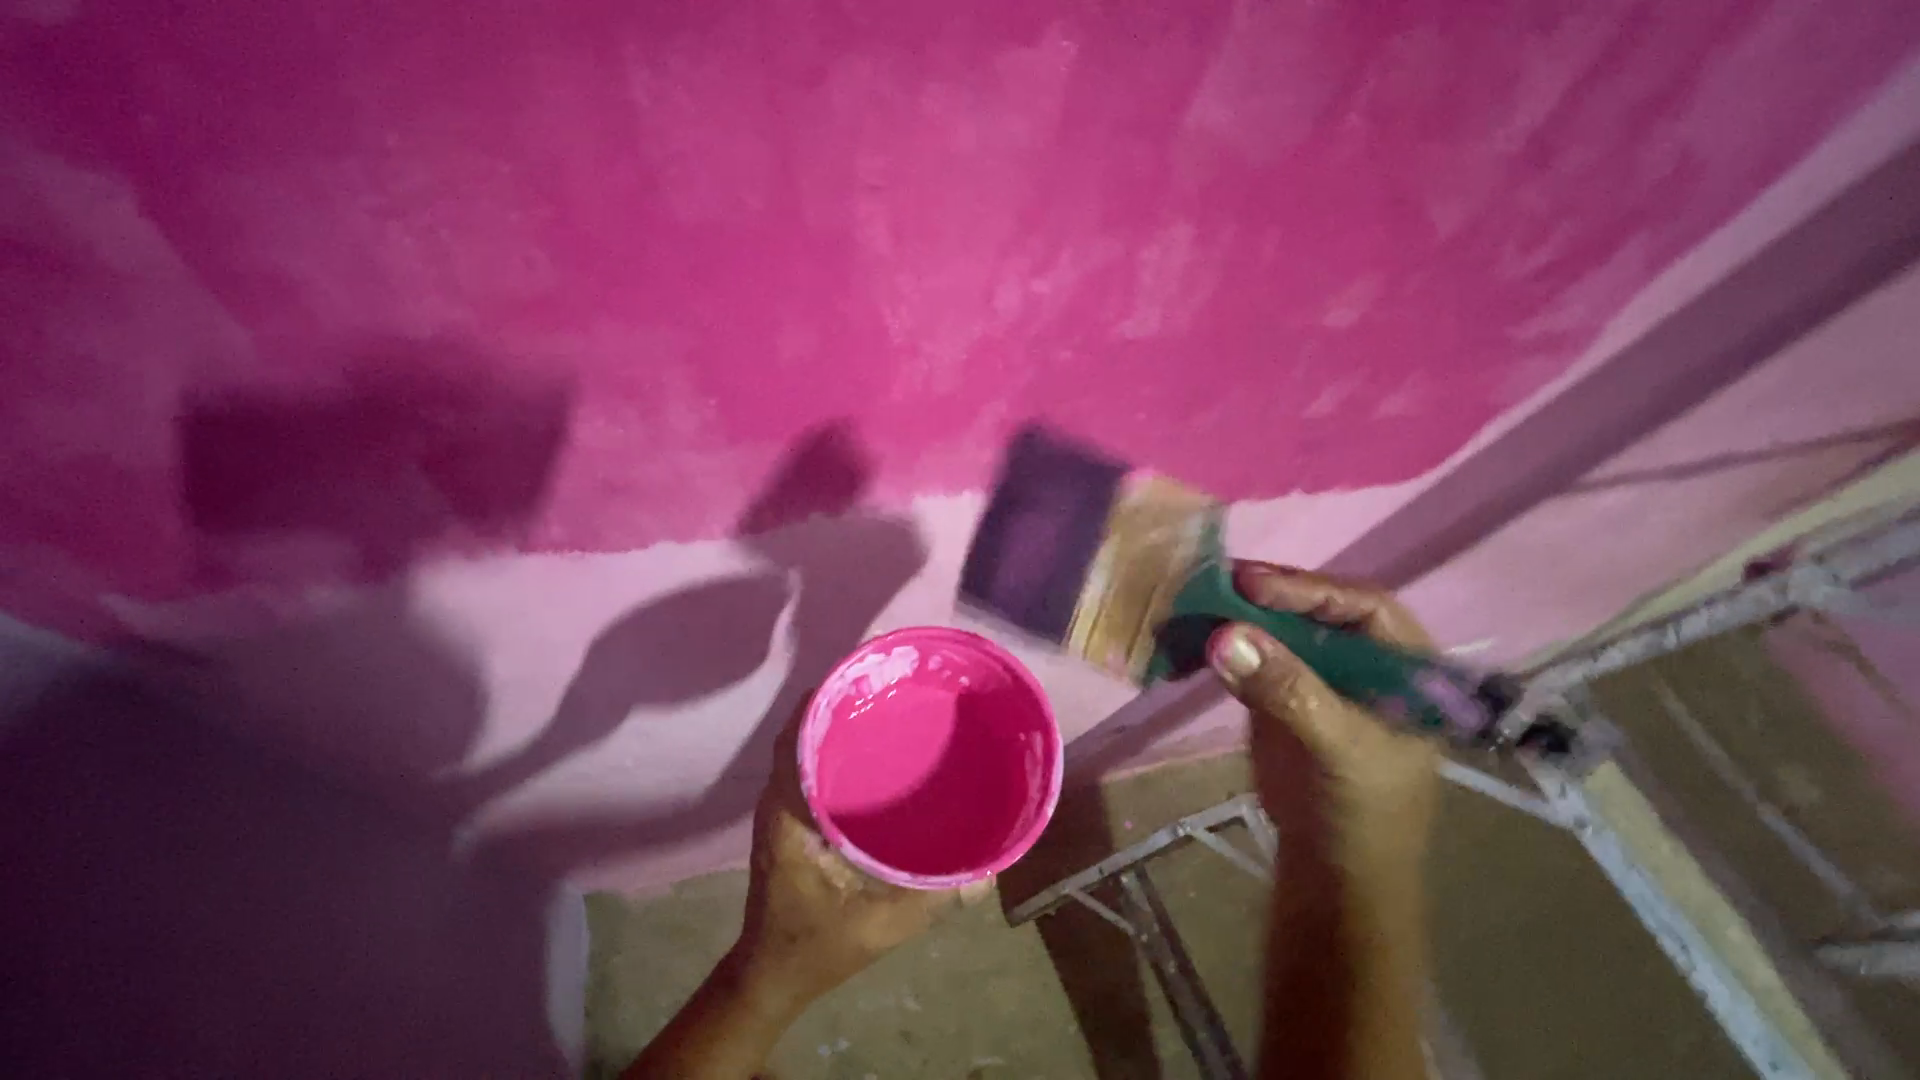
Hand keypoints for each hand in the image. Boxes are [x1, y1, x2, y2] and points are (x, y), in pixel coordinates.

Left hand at [733, 700, 989, 1005]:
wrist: (771, 976)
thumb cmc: (817, 948)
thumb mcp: (881, 926)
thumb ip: (934, 899)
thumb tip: (988, 871)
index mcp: (789, 812)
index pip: (797, 734)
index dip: (829, 699)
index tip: (872, 678)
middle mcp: (778, 799)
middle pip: (803, 728)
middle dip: (844, 701)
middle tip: (895, 687)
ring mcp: (781, 806)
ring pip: (805, 743)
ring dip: (839, 722)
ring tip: (890, 707)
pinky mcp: (791, 816)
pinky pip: (809, 764)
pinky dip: (836, 747)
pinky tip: (876, 751)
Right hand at [1206, 561, 1439, 870]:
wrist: (1333, 874)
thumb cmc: (1362, 813)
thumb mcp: (1337, 747)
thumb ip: (1287, 688)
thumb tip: (1224, 634)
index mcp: (1404, 666)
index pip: (1362, 606)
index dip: (1310, 589)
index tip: (1252, 584)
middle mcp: (1362, 660)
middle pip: (1314, 610)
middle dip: (1267, 596)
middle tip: (1216, 582)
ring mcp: (1317, 676)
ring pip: (1278, 630)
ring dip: (1237, 617)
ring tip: (1194, 601)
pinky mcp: (1279, 696)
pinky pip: (1250, 659)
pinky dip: (1221, 649)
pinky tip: (1190, 641)